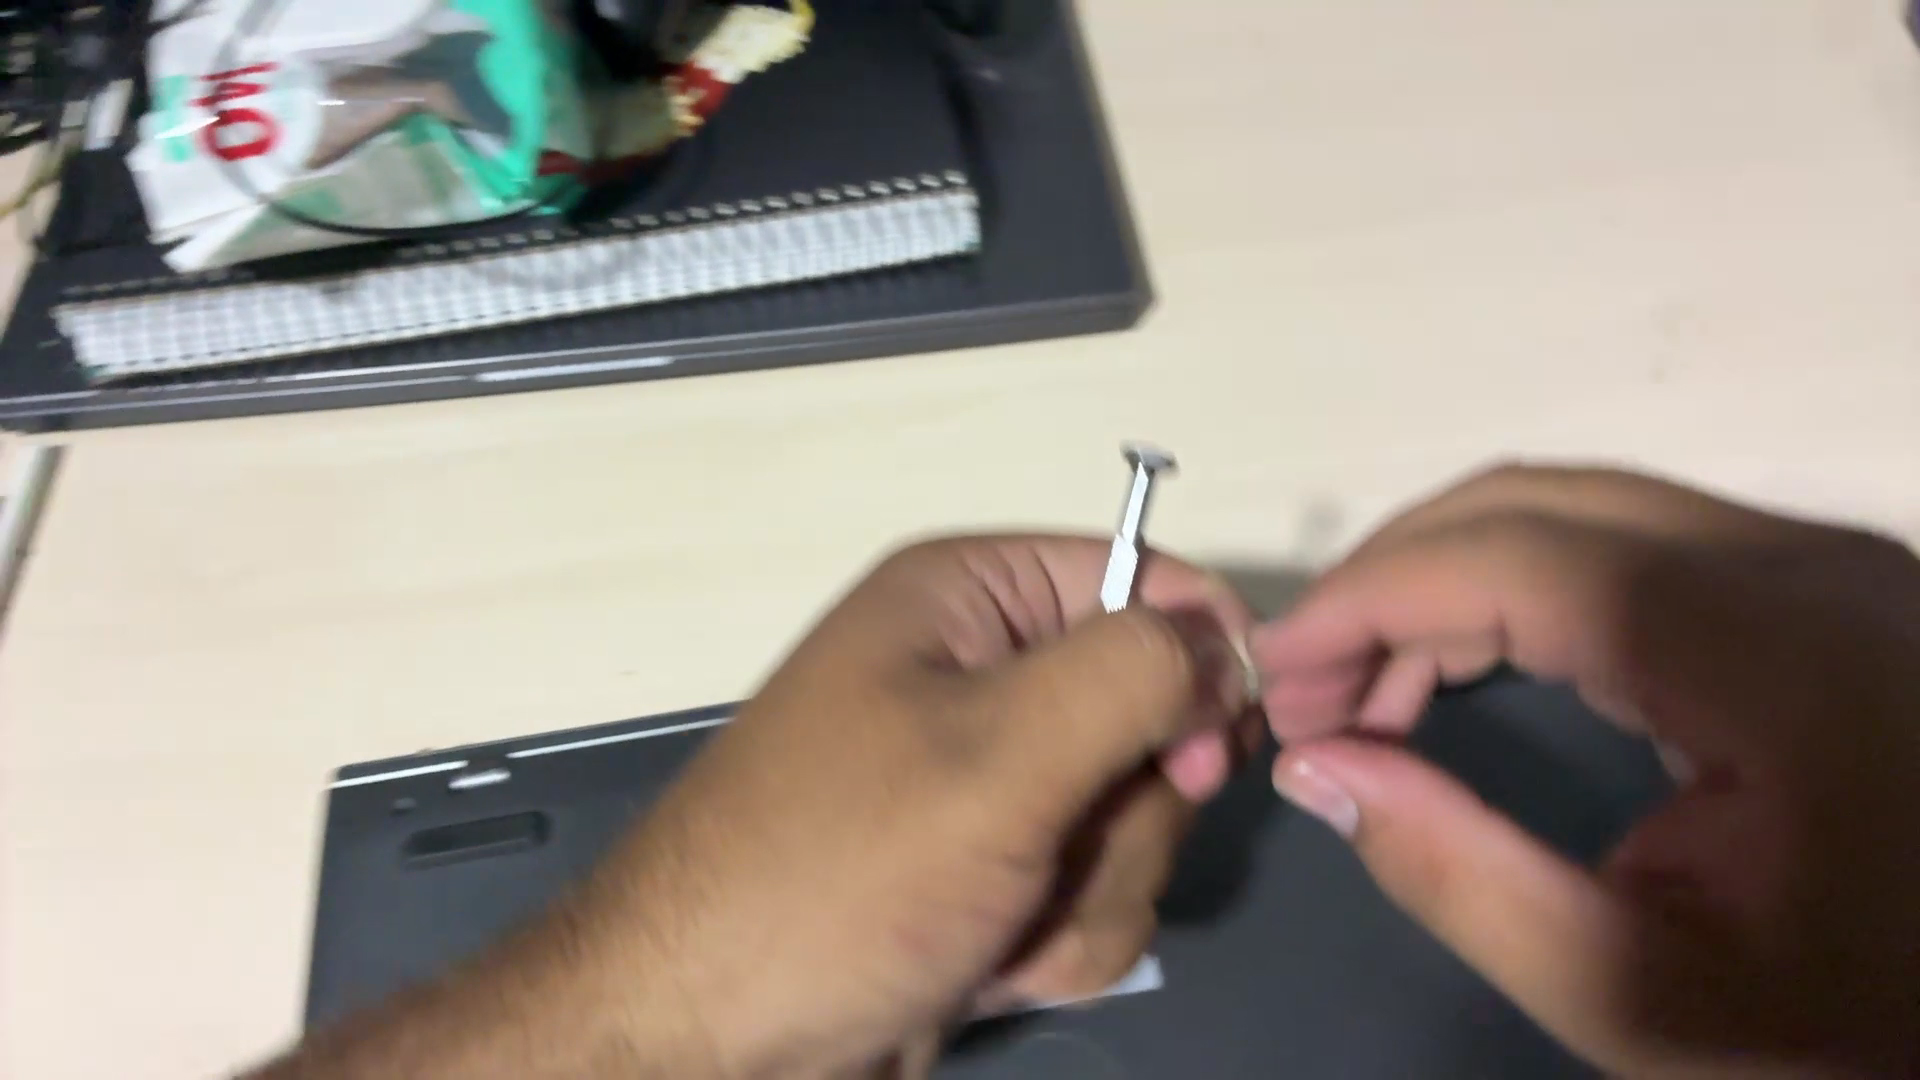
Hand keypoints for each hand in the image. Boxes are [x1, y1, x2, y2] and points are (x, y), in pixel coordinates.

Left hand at [584, 536, 1256, 1076]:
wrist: (706, 1033)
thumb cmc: (840, 868)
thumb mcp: (998, 755)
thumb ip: (1128, 676)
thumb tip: (1223, 641)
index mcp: (970, 595)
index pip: (1138, 577)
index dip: (1201, 652)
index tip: (1220, 747)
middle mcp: (980, 664)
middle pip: (1146, 705)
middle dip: (1127, 805)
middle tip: (1066, 846)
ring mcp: (987, 763)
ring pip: (1128, 807)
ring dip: (1089, 881)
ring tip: (1003, 917)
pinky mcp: (991, 847)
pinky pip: (1089, 874)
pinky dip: (1059, 927)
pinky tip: (987, 953)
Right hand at [1251, 464, 1919, 1076]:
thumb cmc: (1874, 1031)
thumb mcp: (1641, 996)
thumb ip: (1455, 875)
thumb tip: (1308, 767)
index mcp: (1785, 665)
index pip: (1510, 561)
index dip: (1362, 599)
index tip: (1274, 668)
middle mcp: (1800, 569)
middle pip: (1514, 508)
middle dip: (1378, 586)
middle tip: (1305, 687)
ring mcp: (1801, 562)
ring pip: (1542, 513)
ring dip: (1420, 587)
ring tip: (1355, 688)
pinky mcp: (1783, 583)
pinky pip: (1585, 542)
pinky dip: (1479, 594)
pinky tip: (1436, 668)